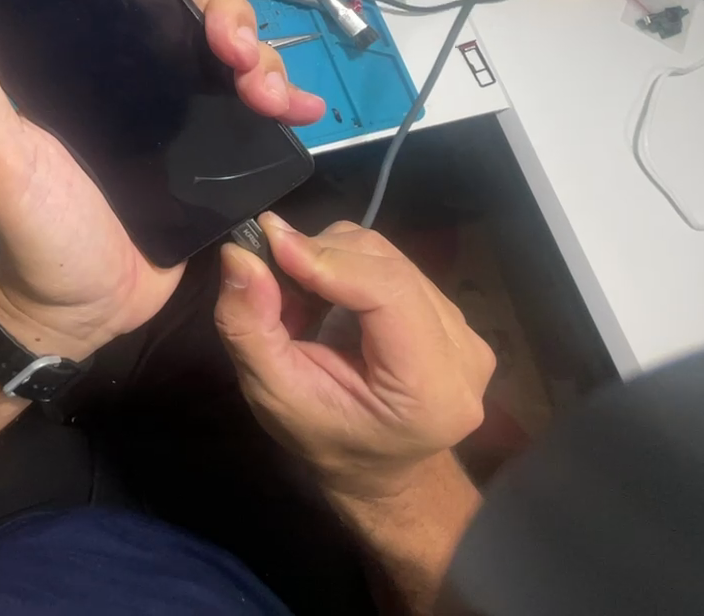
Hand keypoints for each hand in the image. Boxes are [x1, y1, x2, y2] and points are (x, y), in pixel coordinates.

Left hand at [0, 0, 324, 363]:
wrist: (79, 312)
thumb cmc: (33, 232)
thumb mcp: (1, 157)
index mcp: (82, 70)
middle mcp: (130, 84)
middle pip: (190, 22)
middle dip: (227, 19)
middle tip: (236, 51)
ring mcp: (173, 121)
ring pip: (229, 64)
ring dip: (262, 62)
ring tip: (268, 93)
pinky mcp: (206, 160)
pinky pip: (249, 120)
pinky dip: (281, 107)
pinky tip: (301, 112)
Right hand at [214, 214, 494, 498]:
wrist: (373, 465)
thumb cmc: (322, 437)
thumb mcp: (270, 392)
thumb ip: (248, 326)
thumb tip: (239, 254)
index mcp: (431, 389)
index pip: (388, 292)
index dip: (327, 258)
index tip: (267, 240)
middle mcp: (463, 353)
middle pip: (385, 264)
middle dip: (317, 255)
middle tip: (268, 277)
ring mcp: (464, 330)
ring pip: (384, 255)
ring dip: (326, 258)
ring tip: (295, 298)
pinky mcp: (449, 313)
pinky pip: (387, 262)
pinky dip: (340, 264)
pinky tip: (321, 296)